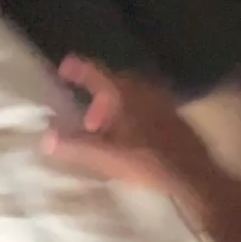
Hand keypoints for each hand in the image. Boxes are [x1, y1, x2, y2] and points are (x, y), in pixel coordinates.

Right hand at [42, 55, 231, 214]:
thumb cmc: (147, 160)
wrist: (194, 175)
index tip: (64, 66)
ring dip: (115, 110)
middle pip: (113, 85)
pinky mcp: (174, 116)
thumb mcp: (105, 155)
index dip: (78, 68)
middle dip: (97, 98)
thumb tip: (46, 137)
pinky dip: (132, 116)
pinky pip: (146, 107)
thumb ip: (74, 144)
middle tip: (87, 121)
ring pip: (131, 97)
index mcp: (123, 92)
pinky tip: (130, 138)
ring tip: (106, 133)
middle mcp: (143, 89)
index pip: (95, 72)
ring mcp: (162, 101)